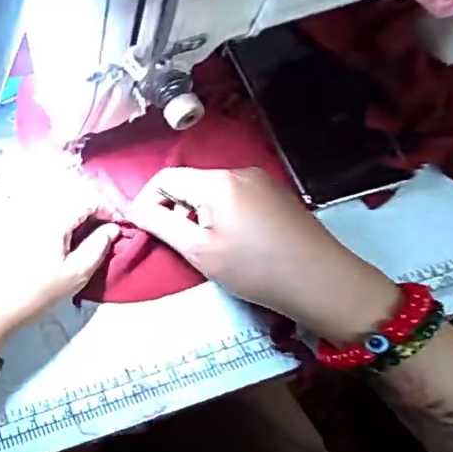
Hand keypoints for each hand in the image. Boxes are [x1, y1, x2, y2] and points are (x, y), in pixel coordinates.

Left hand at [0, 179, 121, 349]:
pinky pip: (38, 210)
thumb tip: (112, 229)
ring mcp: (19, 212)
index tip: (114, 227)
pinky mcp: (7, 222)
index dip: (107, 209)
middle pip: (71, 194)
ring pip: (54, 201)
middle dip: (90, 209)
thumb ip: (98, 247)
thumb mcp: (75, 275)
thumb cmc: (35, 293)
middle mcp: (36, 206)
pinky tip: (54, 241)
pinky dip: (53, 219)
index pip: (89, 197)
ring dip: (72, 213)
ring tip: (78, 238)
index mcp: (54, 216)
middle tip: (100, 232)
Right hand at [125, 166, 396, 341]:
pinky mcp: (276, 194)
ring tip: (210, 249)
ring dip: (199, 215)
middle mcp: (239, 171)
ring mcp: (261, 181)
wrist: (320, 280)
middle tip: (182, 246)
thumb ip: (161, 225)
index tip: (146, 230)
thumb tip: (132, 209)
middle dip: (176, 210)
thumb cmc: (255, 269)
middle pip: (190, 183)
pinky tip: (235, 243)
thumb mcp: (199, 251)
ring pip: (213, 191)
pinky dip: (223, 215)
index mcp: (217, 181)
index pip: (165, 177)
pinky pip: (236, 197)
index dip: (147, 201)